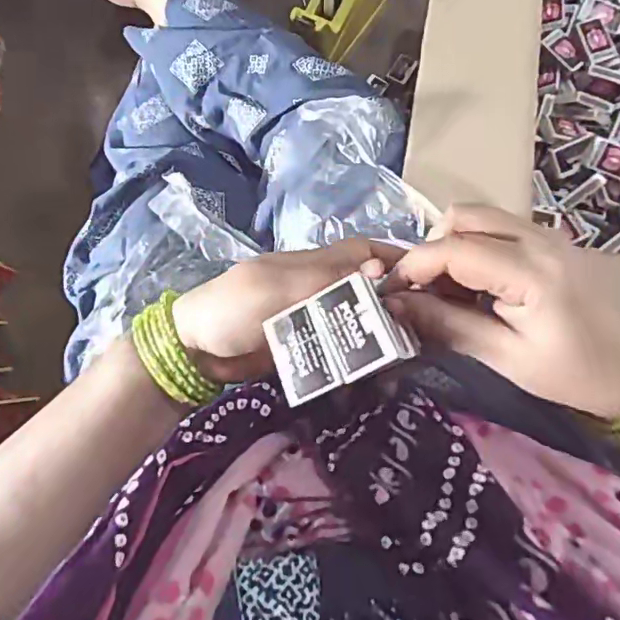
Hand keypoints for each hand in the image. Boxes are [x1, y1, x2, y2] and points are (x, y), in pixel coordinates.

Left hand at [172, 239, 402, 382]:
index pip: (361, 252)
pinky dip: (354, 353)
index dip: (392, 257)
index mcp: (310, 263)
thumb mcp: (277, 288)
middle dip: (392, 299)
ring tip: (408, 349)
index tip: (427, 276)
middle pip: (363, 286)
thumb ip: (326, 280)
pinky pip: (335, 344)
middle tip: (425, 324)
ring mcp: (307, 317)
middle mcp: (314, 287)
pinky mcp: (301, 345)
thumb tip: (379, 270)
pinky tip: (374, 368)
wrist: (192, 351)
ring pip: (353, 317)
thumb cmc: (232, 308)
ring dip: (376, 329)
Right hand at [383, 204, 619, 420]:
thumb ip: (447, 325)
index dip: (413, 266)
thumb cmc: (572, 374)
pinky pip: (493, 226)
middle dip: (429, 250)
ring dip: (448, 245)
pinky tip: (471, 283)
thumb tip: (395, 305)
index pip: (454, 249)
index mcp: (532, 273)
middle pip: (461, 217)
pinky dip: (469, 246)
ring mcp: (545, 233)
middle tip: (421, 292)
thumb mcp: (504, 358)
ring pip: (475, 216)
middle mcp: (538, 239)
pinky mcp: (546, 237)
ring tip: (445, 290)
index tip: (391, 293)